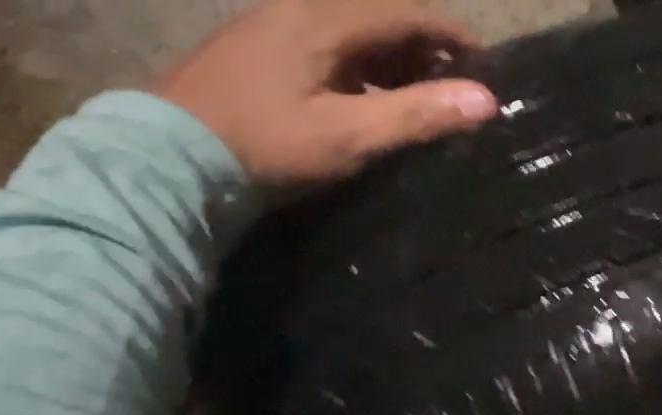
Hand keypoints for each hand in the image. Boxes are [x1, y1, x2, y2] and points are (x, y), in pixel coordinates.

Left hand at [152, 0, 497, 183]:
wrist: (173, 154)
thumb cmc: (268, 143)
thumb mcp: (350, 135)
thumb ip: (417, 115)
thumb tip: (486, 100)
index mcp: (323, 19)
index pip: (406, 13)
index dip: (453, 36)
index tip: (488, 68)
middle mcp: (299, 9)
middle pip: (381, 18)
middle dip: (427, 50)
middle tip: (460, 91)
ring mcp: (276, 27)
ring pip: (355, 33)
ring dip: (396, 62)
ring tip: (425, 101)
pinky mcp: (263, 51)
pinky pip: (331, 47)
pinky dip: (366, 69)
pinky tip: (374, 103)